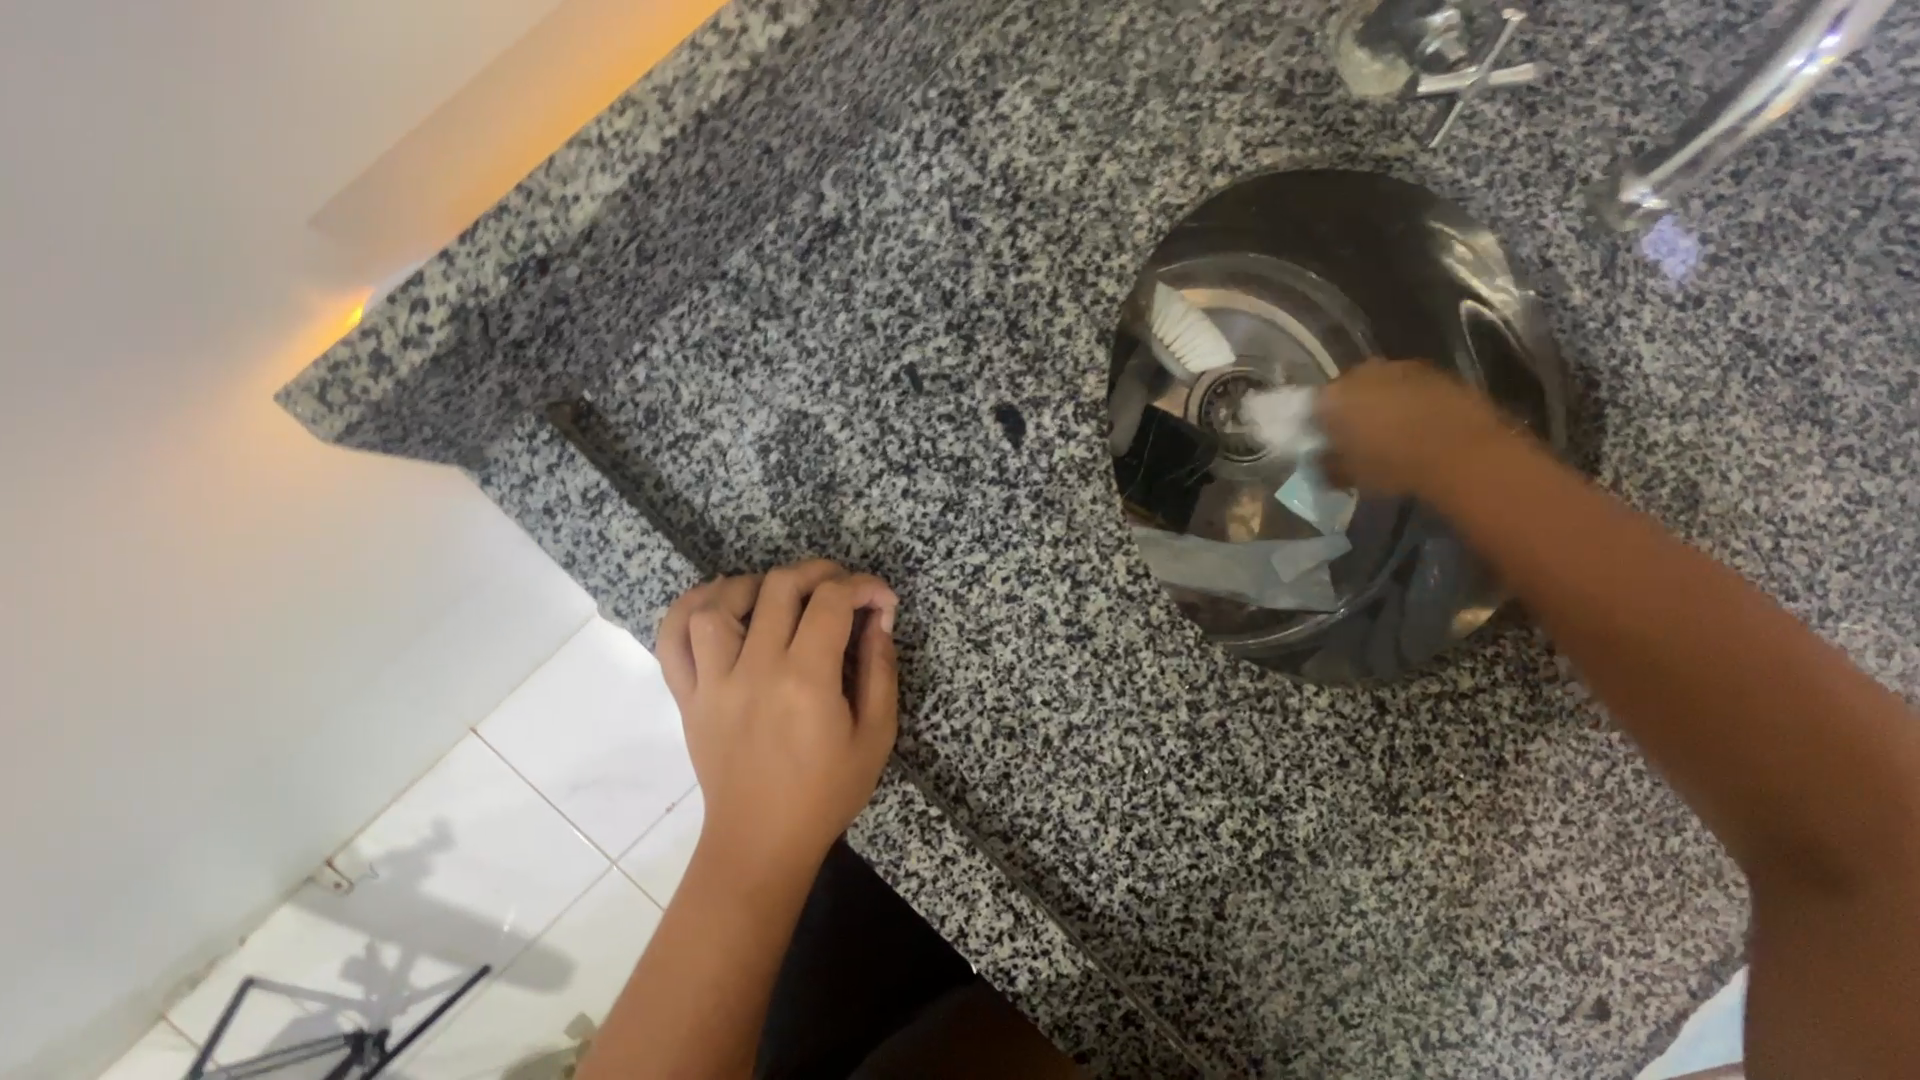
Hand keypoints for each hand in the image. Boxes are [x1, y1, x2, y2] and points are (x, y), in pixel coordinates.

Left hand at [656, 559, 899, 883]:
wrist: (761, 841)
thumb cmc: (826, 793)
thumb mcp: (876, 737)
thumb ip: (880, 671)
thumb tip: (878, 619)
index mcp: (807, 681)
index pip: (832, 601)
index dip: (863, 586)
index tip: (881, 600)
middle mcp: (756, 670)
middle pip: (780, 587)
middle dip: (820, 572)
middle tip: (841, 587)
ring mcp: (713, 682)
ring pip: (719, 604)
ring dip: (754, 585)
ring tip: (778, 596)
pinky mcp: (688, 697)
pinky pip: (672, 639)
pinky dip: (689, 608)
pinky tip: (716, 602)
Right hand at [1316, 359, 1519, 495]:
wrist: (1463, 453)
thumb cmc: (1395, 466)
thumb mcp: (1350, 476)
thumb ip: (1326, 465)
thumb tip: (1319, 460)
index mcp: (1332, 397)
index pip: (1312, 407)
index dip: (1318, 426)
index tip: (1326, 444)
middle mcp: (1361, 373)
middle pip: (1346, 390)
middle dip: (1349, 409)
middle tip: (1358, 437)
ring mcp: (1401, 366)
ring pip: (1380, 384)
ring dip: (1382, 402)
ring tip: (1392, 430)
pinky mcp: (1435, 370)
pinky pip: (1410, 385)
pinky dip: (1410, 400)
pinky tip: (1420, 423)